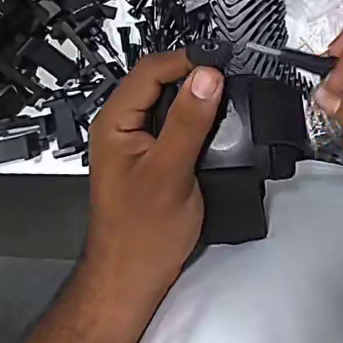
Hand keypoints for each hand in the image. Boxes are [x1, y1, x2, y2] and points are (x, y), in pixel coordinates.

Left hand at [81, 50, 224, 302]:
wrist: (132, 281)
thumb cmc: (139, 237)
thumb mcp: (169, 173)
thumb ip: (188, 123)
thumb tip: (207, 78)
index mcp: (114, 122)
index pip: (149, 70)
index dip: (185, 60)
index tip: (219, 61)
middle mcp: (122, 127)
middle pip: (158, 81)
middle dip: (193, 74)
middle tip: (228, 75)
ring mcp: (136, 142)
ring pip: (168, 102)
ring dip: (196, 96)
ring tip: (226, 94)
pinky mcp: (153, 157)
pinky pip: (175, 124)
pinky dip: (196, 118)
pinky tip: (215, 124)